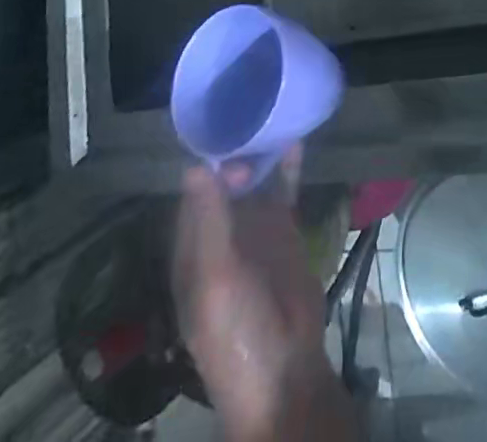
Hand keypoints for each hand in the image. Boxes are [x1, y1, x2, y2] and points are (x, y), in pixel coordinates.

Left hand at [171, 149, 354, 441]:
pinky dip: (287, 170)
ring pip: (253, 183)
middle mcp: (220, 231)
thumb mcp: (214, 278)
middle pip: (223, 182)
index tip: (222, 134)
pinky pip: (283, 194)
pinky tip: (294, 143)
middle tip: (252, 131)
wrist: (285, 368)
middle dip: (234, 155)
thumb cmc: (235, 329)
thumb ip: (208, 223)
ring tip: (270, 118)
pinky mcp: (284, 232)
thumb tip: (194, 168)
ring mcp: (254, 230)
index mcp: (192, 245)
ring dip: (259, 156)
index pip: (192, 193)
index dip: (205, 164)